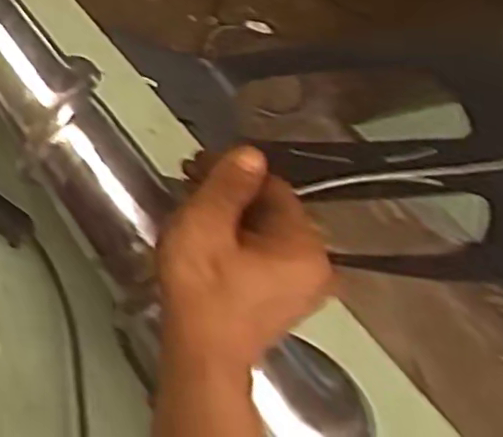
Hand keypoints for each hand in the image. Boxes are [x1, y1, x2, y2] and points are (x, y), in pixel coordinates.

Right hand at [157, 146, 331, 373]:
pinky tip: (203, 234)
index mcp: (305, 247)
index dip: (233, 170)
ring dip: (227, 212)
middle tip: (188, 182)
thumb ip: (227, 186)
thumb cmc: (201, 284)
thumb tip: (250, 153)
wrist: (200, 349)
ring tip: (189, 206)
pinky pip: (261, 251)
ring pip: (264, 229)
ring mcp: (300, 286)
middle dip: (228, 191)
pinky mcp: (280, 297)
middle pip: (271, 208)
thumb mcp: (205, 223)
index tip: (195, 165)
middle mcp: (315, 266)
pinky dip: (233, 236)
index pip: (274, 186)